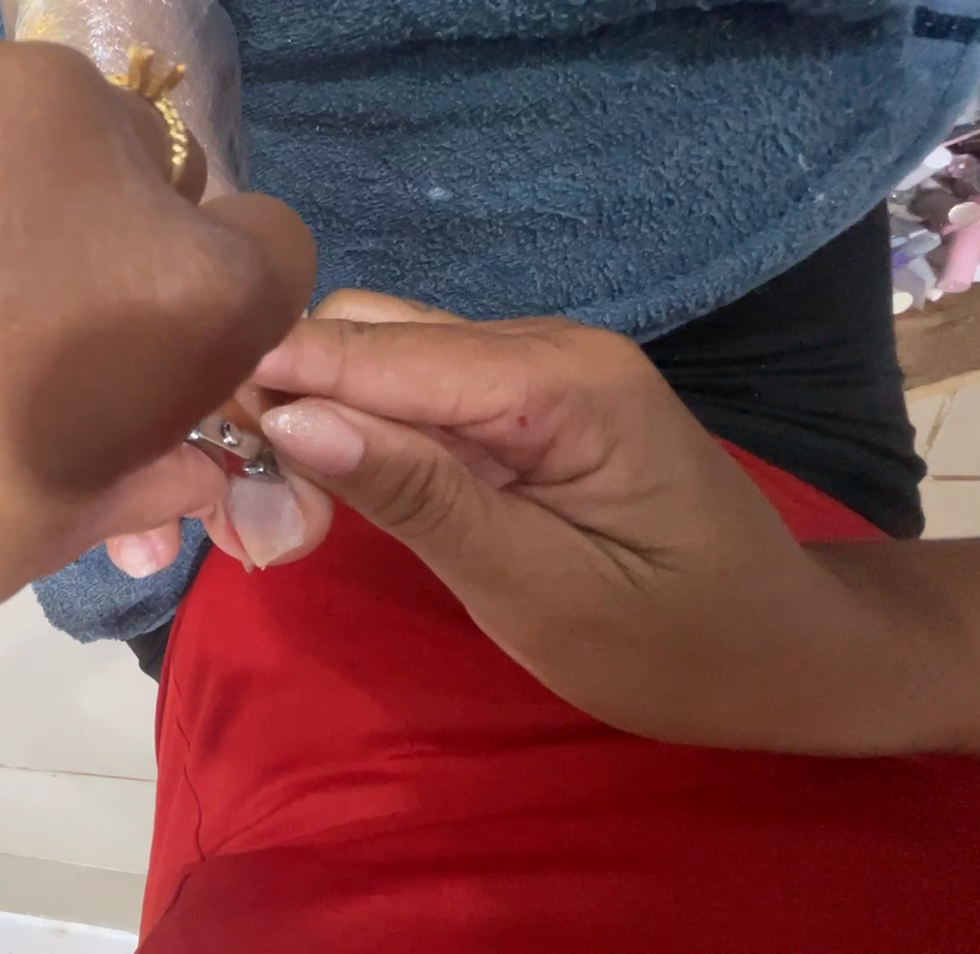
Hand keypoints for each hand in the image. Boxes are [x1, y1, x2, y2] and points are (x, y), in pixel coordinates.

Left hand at [0, 0, 313, 728]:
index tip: (141, 354)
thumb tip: (197, 443)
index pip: (270, 255)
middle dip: (98, 254)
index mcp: (158, 279)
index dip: (213, 318)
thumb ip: (145, 465)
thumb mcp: (26, 536)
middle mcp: (76, 127)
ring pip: (25, 119)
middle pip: (147, 177)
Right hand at [247, 291, 979, 754]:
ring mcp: (521, 361)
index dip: (277, 378)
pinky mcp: (503, 392)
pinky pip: (396, 377)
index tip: (193, 422)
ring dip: (305, 401)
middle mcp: (535, 343)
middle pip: (363, 328)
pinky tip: (323, 466)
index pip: (377, 352)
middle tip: (239, 480)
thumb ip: (413, 495)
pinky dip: (342, 414)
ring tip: (273, 482)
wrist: (785, 651)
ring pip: (369, 344)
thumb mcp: (535, 588)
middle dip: (285, 389)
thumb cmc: (672, 642)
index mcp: (557, 383)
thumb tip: (290, 421)